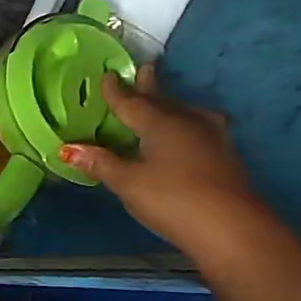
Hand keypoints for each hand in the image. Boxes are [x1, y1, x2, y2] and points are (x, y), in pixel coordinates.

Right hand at [59, 65, 278, 258]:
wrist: (232, 229)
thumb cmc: (172, 200)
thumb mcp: (128, 183)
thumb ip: (100, 163)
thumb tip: (68, 148)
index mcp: (160, 124)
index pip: (132, 103)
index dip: (116, 91)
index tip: (106, 75)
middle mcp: (187, 123)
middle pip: (162, 101)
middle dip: (148, 88)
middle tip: (142, 70)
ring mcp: (211, 138)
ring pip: (184, 112)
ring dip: (170, 104)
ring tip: (164, 101)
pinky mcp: (224, 156)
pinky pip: (198, 127)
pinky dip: (185, 123)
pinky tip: (187, 132)